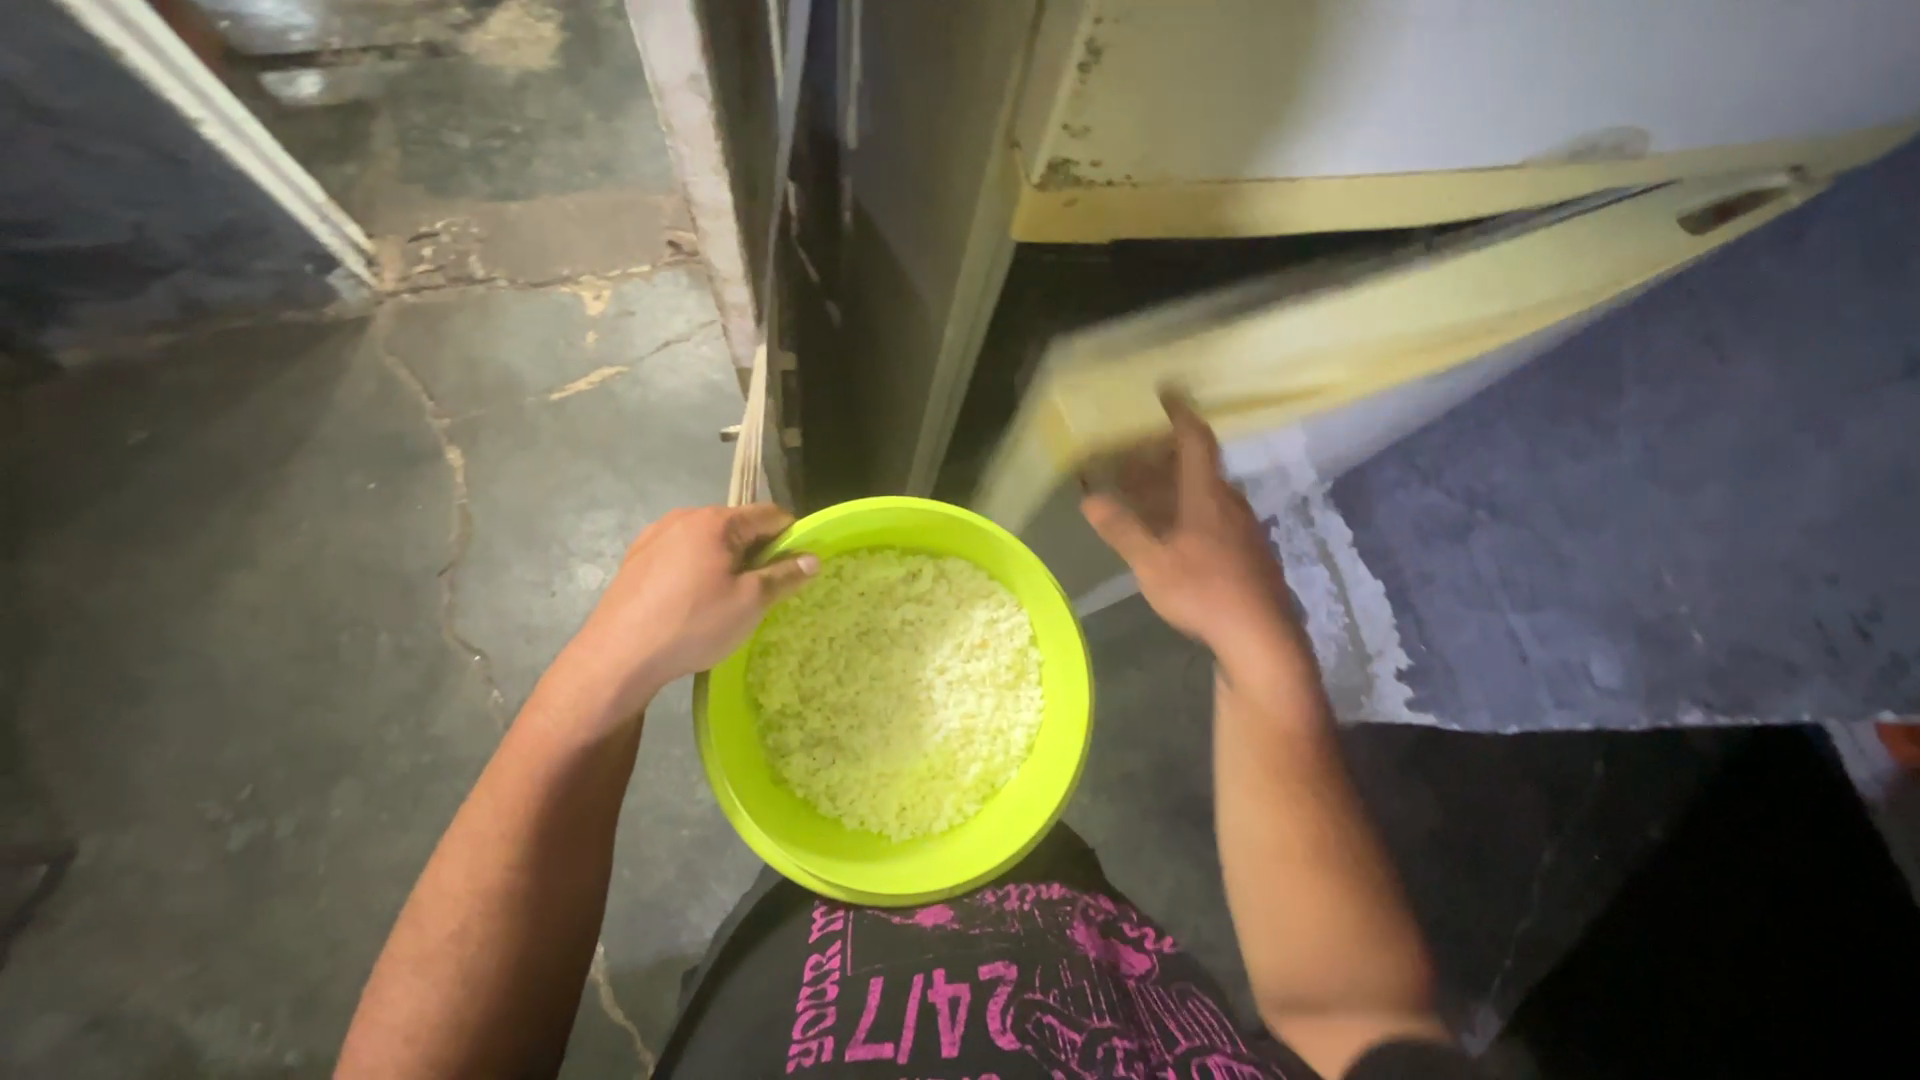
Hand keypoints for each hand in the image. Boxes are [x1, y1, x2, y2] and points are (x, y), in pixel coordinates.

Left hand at [562, 504, 817, 712]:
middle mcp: (683, 517)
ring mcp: (654, 536)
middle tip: (762, 591)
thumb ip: (785, 576)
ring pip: (707, 542)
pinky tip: (691, 603)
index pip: (770, 515)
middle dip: (756, 552)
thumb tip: (813, 558)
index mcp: (716, 521)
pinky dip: (696, 570)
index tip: (797, 568)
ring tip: (724, 600)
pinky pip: (681, 555)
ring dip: (725, 562)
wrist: (618, 655)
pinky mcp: (635, 559)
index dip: (792, 538)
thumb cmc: (694, 623)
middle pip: (737, 526)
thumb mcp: (751, 603)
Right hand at [1080, 396, 1297, 659]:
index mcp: (1207, 496)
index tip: (1168, 394)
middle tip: (1140, 455)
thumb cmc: (1204, 591)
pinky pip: (1218, 519)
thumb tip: (1090, 498)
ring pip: (1209, 496)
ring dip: (1181, 488)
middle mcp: (1230, 504)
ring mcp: (1245, 530)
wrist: (1261, 636)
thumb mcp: (1151, 563)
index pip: (1195, 441)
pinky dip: (1193, 513)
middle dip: (1169, 457)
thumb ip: (1122, 530)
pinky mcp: (1251, 555)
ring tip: (1152, 495)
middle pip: (1201, 467)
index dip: (1181, 415)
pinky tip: (1178, 536)